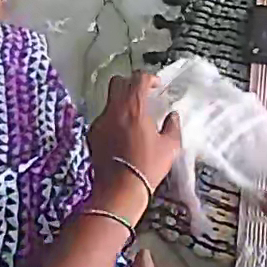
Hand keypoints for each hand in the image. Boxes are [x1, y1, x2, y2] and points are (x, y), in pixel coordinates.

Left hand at [88, 73, 181, 207]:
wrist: (119, 189)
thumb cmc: (147, 166)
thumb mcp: (169, 147)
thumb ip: (173, 126)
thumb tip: (173, 116)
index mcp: (134, 107)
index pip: (138, 78)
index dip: (148, 77)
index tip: (156, 85)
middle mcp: (114, 110)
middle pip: (118, 82)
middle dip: (131, 84)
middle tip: (142, 95)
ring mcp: (100, 122)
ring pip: (109, 101)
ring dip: (121, 102)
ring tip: (134, 117)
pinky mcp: (93, 135)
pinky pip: (103, 119)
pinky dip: (113, 119)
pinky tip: (122, 133)